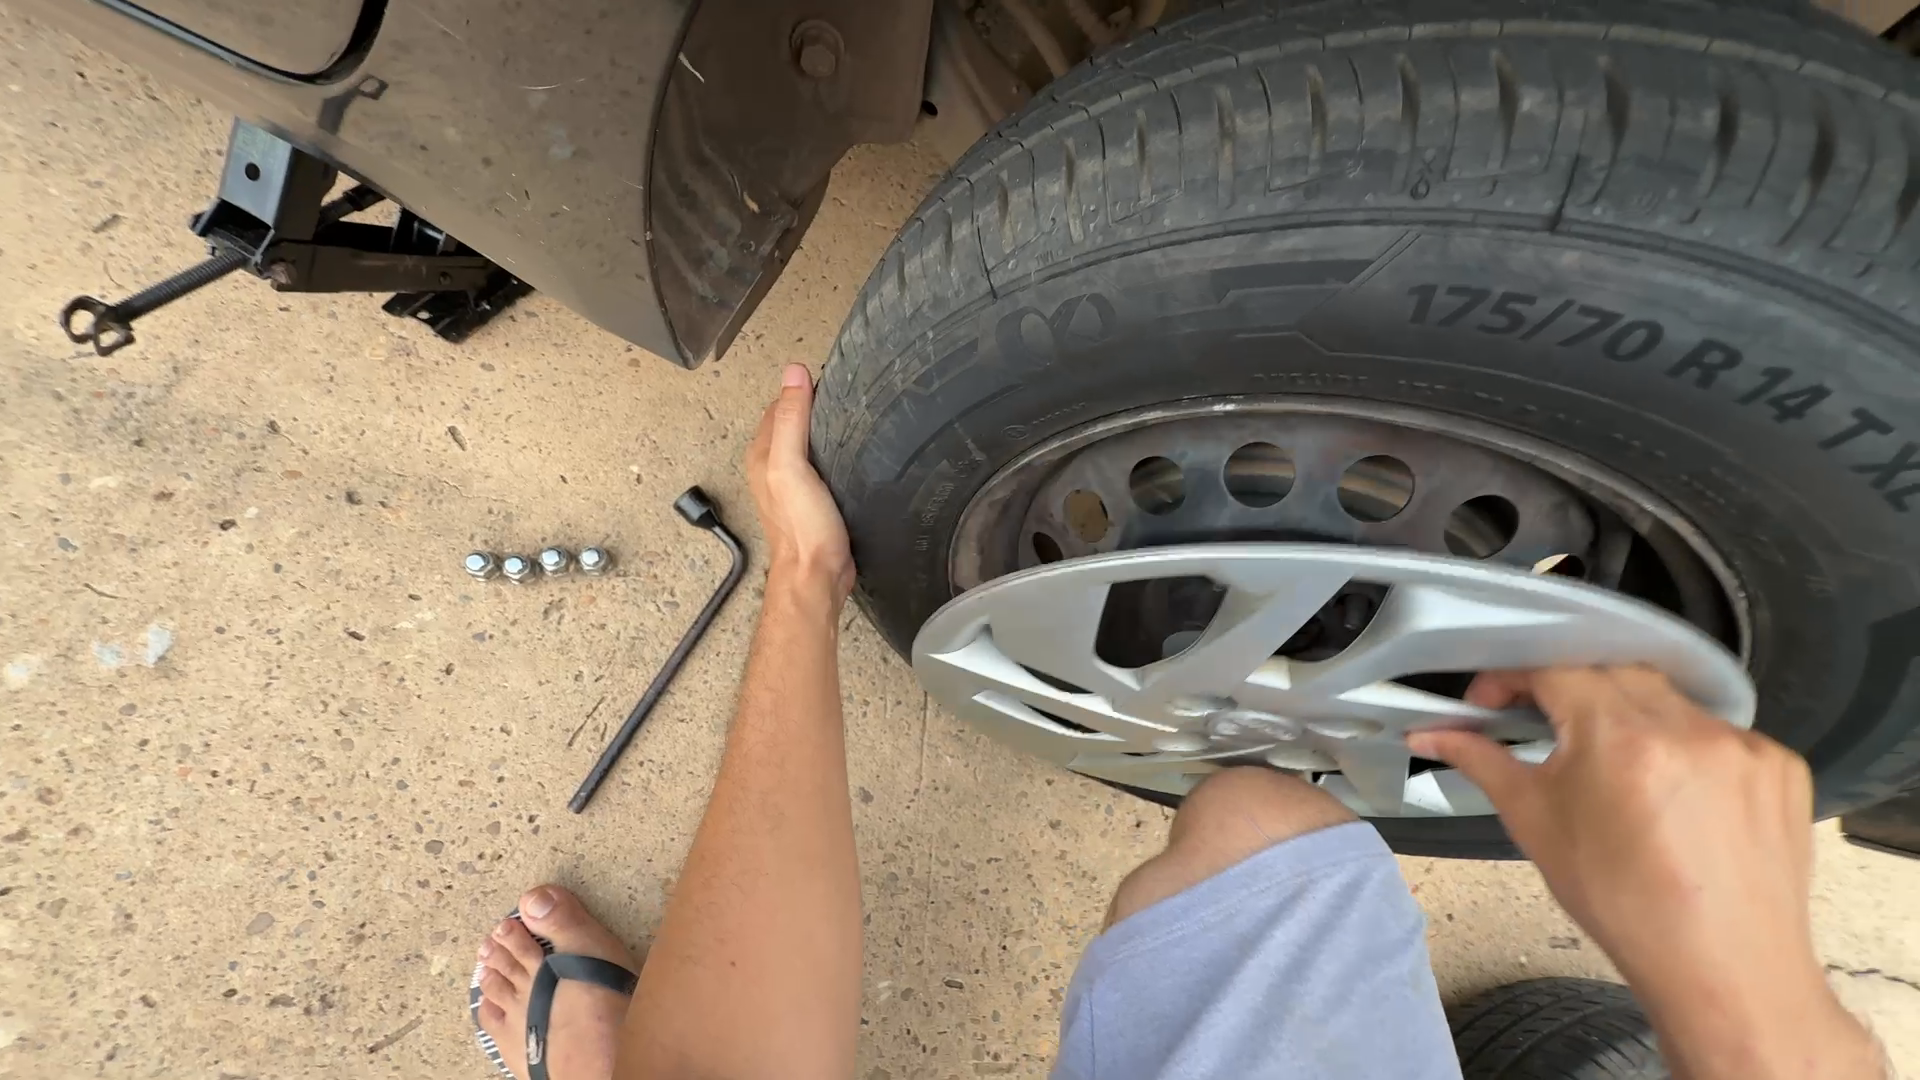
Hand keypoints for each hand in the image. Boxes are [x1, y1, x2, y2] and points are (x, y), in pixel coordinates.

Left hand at [746, 364, 853, 605]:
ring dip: (823, 431)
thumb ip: (792, 420)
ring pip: (807, 446)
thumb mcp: (791, 465)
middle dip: (811, 406)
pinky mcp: (814, 502)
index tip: (828, 375)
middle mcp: (773, 468)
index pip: (780, 406)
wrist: (816, 574)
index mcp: (762, 455)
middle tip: (843, 391)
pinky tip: (850, 456)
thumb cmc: (802, 526)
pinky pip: (822, 468)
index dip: (801, 389)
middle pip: (792, 424)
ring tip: (848, 417)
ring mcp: (793, 487)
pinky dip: (833, 455)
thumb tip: (794, 372)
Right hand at [1408, 668, 1878, 1078]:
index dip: (1508, 680)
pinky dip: (1673, 737)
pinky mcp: (1780, 769)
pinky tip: (1658, 778)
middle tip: (1532, 716)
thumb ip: (1477, 758)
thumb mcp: (1529, 816)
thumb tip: (1426, 735)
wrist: (1721, 966)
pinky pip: (1711, 727)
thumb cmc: (1616, 893)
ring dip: (1617, 707)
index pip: (1551, 670)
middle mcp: (1688, 729)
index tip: (1488, 705)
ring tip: (1596, 749)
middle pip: (1607, 670)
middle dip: (1561, 685)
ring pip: (1661, 695)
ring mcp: (1743, 747)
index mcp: (1621, 736)